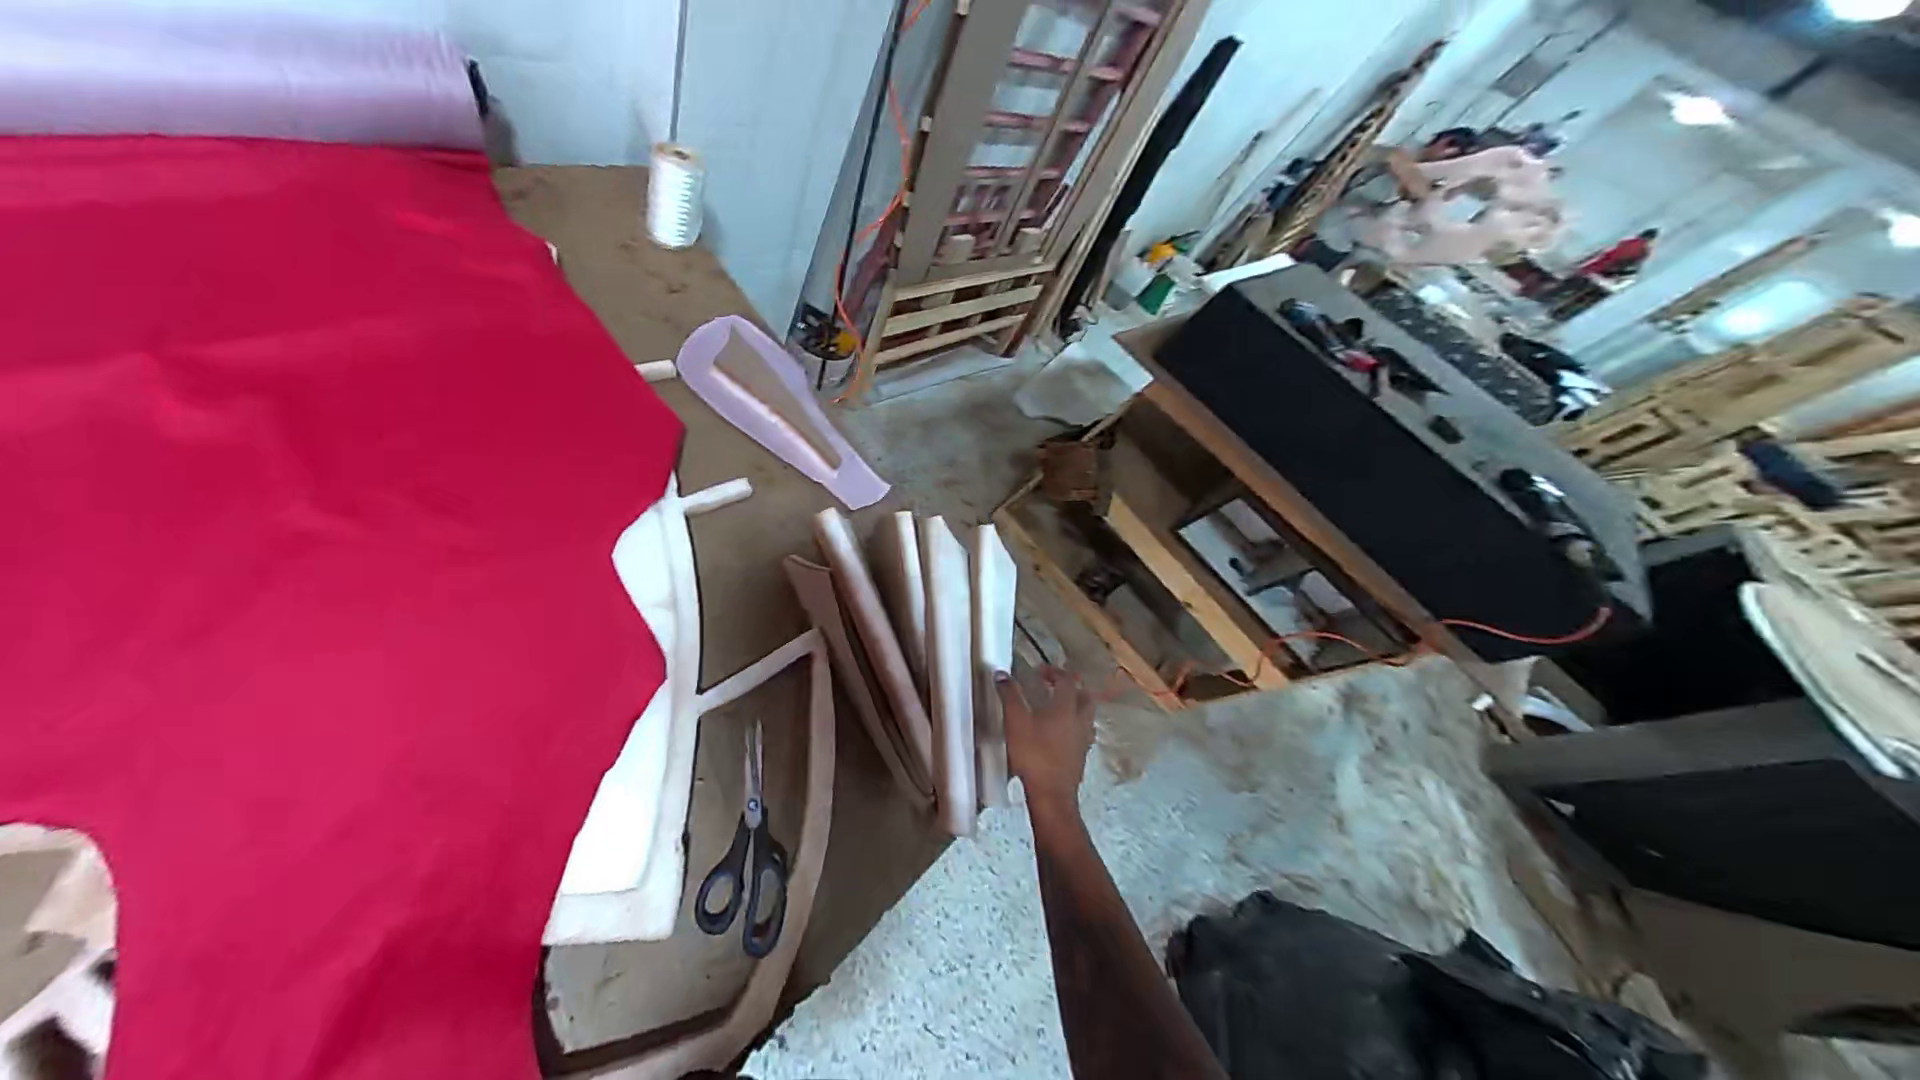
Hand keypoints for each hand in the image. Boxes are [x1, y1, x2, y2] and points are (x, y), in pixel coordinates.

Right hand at [995, 667, 1093, 812]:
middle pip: (1084, 696)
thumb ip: (1009, 696)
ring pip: (1087, 716)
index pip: (1066, 681)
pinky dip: (1075, 726)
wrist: (1052, 794)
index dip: (1055, 672)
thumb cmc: (1034, 755)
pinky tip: (1063, 734)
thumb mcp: (1016, 722)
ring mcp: (1084, 740)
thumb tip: (1002, 674)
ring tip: (1061, 707)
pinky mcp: (1081, 756)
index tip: (1041, 671)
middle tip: (1056, 685)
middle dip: (1072, 687)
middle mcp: (1080, 720)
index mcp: (1066, 707)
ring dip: (1077, 706)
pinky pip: (1084, 733)